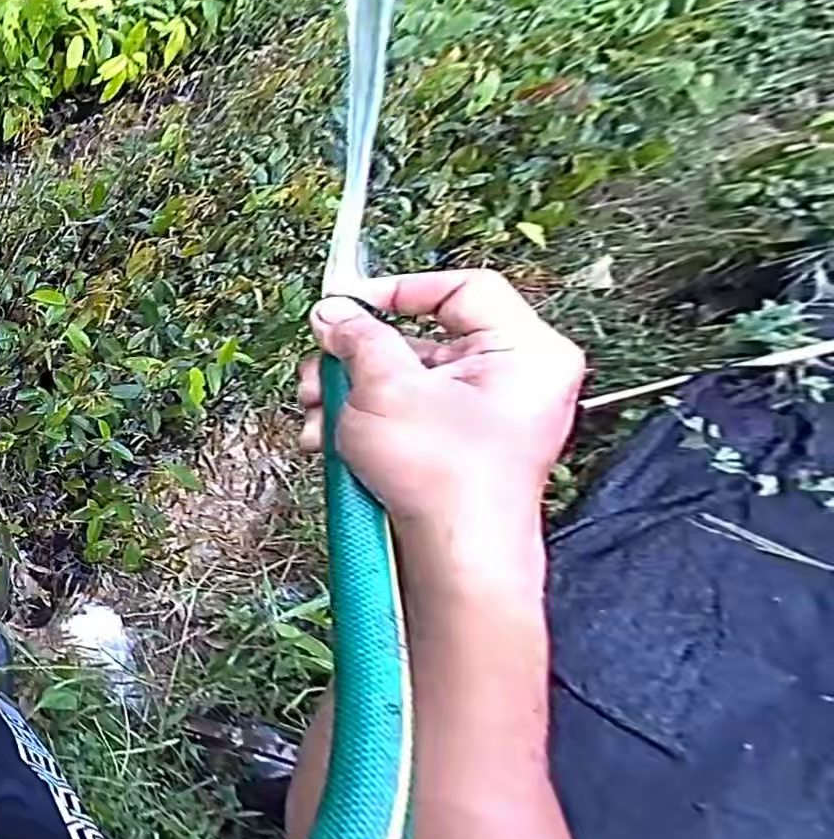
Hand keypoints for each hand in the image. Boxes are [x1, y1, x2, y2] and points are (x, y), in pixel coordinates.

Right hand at [298, 269, 584, 538]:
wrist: (449, 550)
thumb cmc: (440, 472)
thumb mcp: (386, 388)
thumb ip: (358, 338)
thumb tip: (331, 311)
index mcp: (520, 352)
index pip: (461, 288)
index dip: (397, 290)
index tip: (343, 306)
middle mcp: (500, 375)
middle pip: (409, 337)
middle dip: (348, 359)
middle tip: (318, 376)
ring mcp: (467, 409)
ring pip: (386, 375)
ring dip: (338, 394)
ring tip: (318, 418)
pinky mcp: (437, 436)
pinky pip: (385, 408)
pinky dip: (349, 420)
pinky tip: (327, 440)